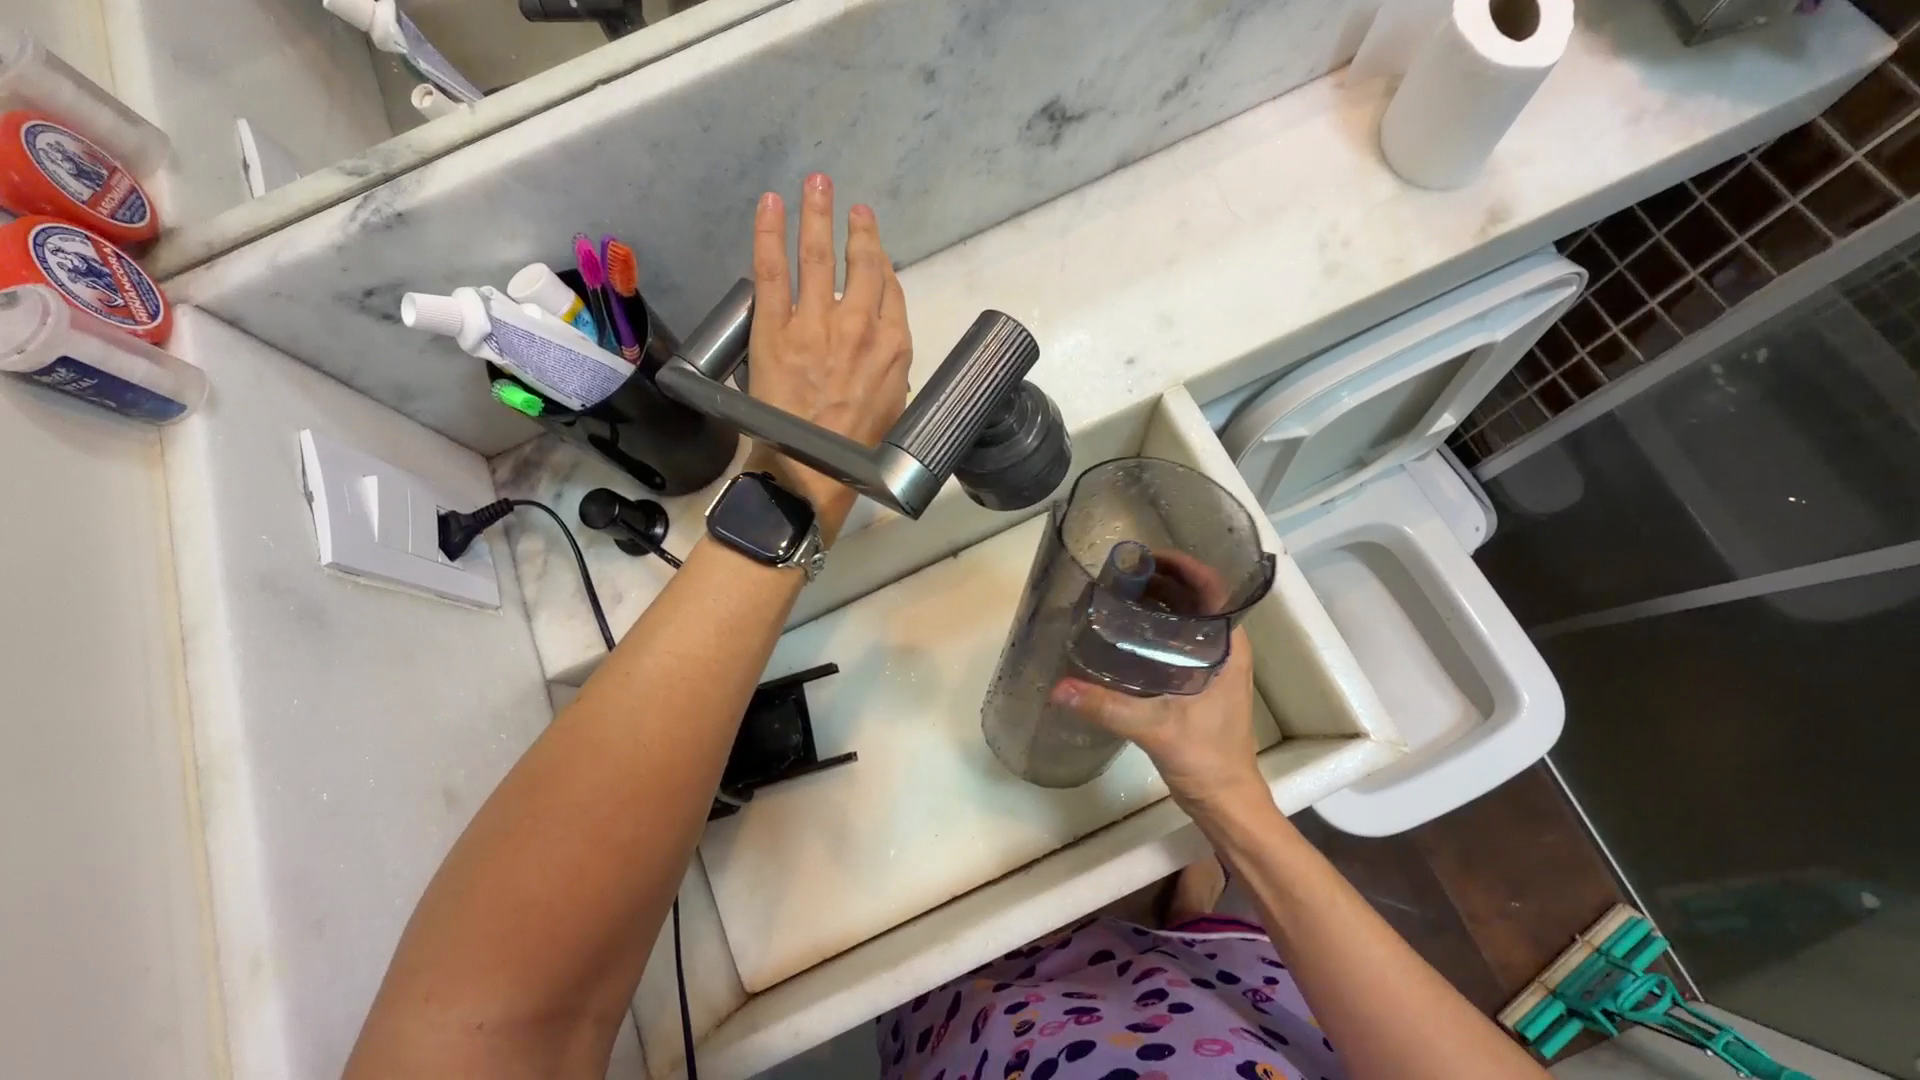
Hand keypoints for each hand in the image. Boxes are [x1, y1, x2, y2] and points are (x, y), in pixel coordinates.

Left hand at [747, 173, 911, 535]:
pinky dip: (770, 232)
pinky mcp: (775, 326)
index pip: (891, 291)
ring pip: (819, 256)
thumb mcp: (895, 408)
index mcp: (894, 346)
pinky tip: (771, 204)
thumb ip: (892, 372)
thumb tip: (882, 356)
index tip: (875, 252)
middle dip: (859, 230)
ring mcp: (816, 322)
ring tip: (817, 185)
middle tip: (853, 206)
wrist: (812, 468)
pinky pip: (773, 269)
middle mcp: (861, 325)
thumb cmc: (858, 451)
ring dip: (818, 214)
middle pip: (864, 264)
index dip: (882, 266)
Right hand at [1049, 552, 1270, 819]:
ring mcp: (1212, 666)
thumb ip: (1107, 706)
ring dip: (1158, 603)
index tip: (1146, 557)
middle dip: (1162, 580)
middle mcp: (1224, 648)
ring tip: (1116, 595)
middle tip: (1120, 574)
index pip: (1214, 588)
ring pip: (1186, 620)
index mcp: (1228, 647)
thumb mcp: (1156, 729)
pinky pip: (1177, 641)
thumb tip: (1058, 688)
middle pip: (1196, 599)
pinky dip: (1154, 629)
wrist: (1226, 801)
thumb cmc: (1207, 759)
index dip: (1184, 566)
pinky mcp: (1197, 682)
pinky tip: (1122, 634)